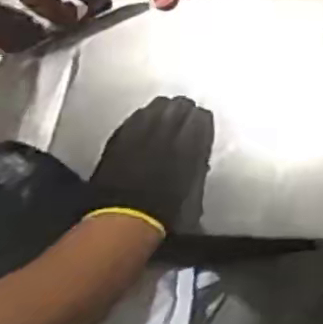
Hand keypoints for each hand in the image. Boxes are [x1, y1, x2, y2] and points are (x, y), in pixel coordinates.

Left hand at [88, 96, 214, 233]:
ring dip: (162, 111)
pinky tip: (143, 125)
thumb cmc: (167, 211)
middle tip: (185, 119)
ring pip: (155, 106)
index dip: (203, 121)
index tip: (202, 126)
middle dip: (183, 110)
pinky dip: (142, 118)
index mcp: (191, 144)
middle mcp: (167, 131)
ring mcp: (140, 131)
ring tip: (164, 118)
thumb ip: (199, 165)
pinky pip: (135, 117)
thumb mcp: (196, 190)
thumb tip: (199, 156)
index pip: (202, 117)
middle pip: (178, 105)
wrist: (125, 218)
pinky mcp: (119, 136)